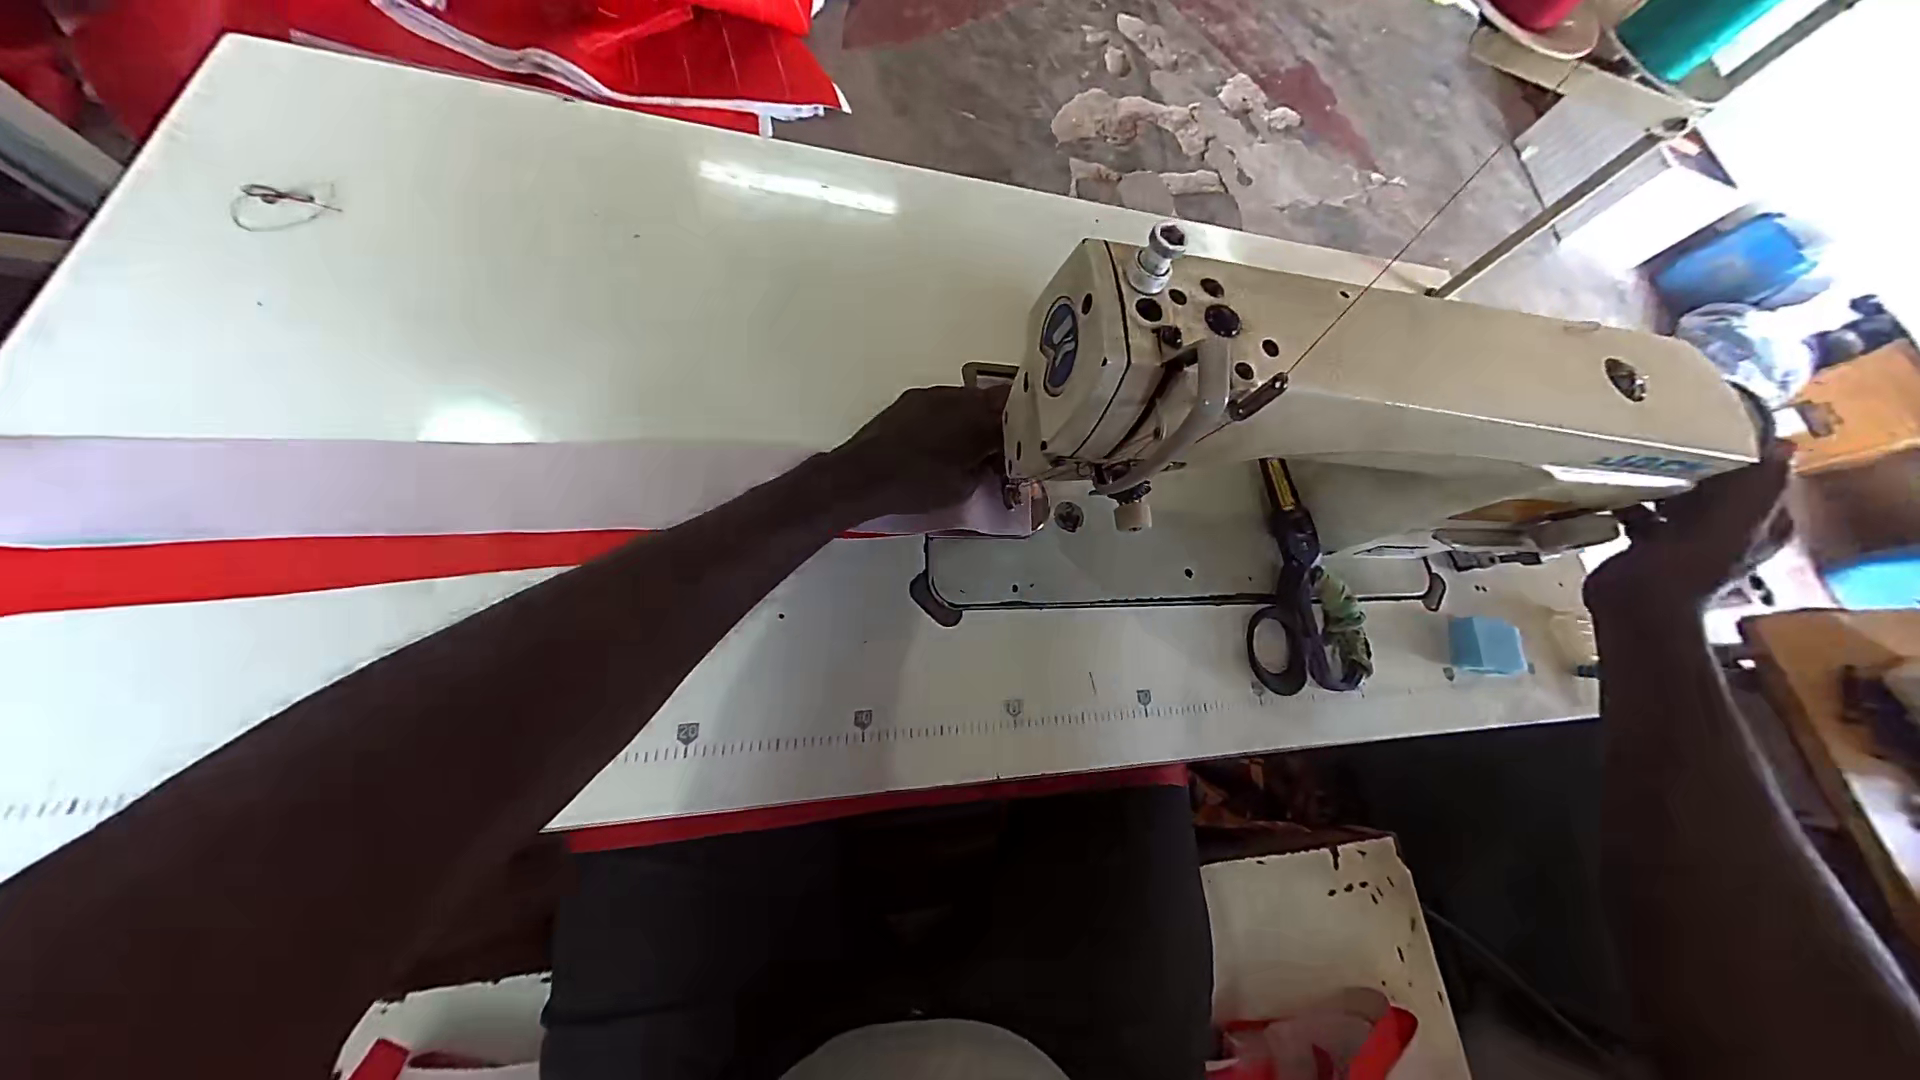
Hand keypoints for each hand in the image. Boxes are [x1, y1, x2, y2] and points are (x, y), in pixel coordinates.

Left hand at [826, 383, 1010, 518]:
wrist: (863, 476)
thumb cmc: (918, 485)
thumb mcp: (965, 486)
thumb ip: (988, 467)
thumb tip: (996, 460)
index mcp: (979, 416)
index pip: (1018, 408)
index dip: (1026, 424)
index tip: (1027, 442)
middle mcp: (958, 397)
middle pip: (992, 400)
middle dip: (1000, 421)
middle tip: (1000, 447)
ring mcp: (931, 395)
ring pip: (966, 401)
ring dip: (973, 419)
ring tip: (968, 447)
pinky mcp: (910, 400)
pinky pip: (942, 404)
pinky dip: (949, 419)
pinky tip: (941, 442)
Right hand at [1583, 441, 1793, 618]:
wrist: (1636, 603)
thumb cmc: (1686, 564)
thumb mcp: (1734, 519)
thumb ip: (1759, 482)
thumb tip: (1781, 444)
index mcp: (1762, 526)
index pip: (1762, 479)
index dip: (1744, 455)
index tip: (1714, 431)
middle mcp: (1728, 532)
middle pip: (1717, 487)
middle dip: (1696, 466)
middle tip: (1665, 440)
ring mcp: (1685, 541)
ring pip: (1677, 501)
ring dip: (1659, 483)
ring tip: (1634, 460)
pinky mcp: (1646, 546)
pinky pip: (1641, 515)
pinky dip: (1629, 503)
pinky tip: (1611, 491)